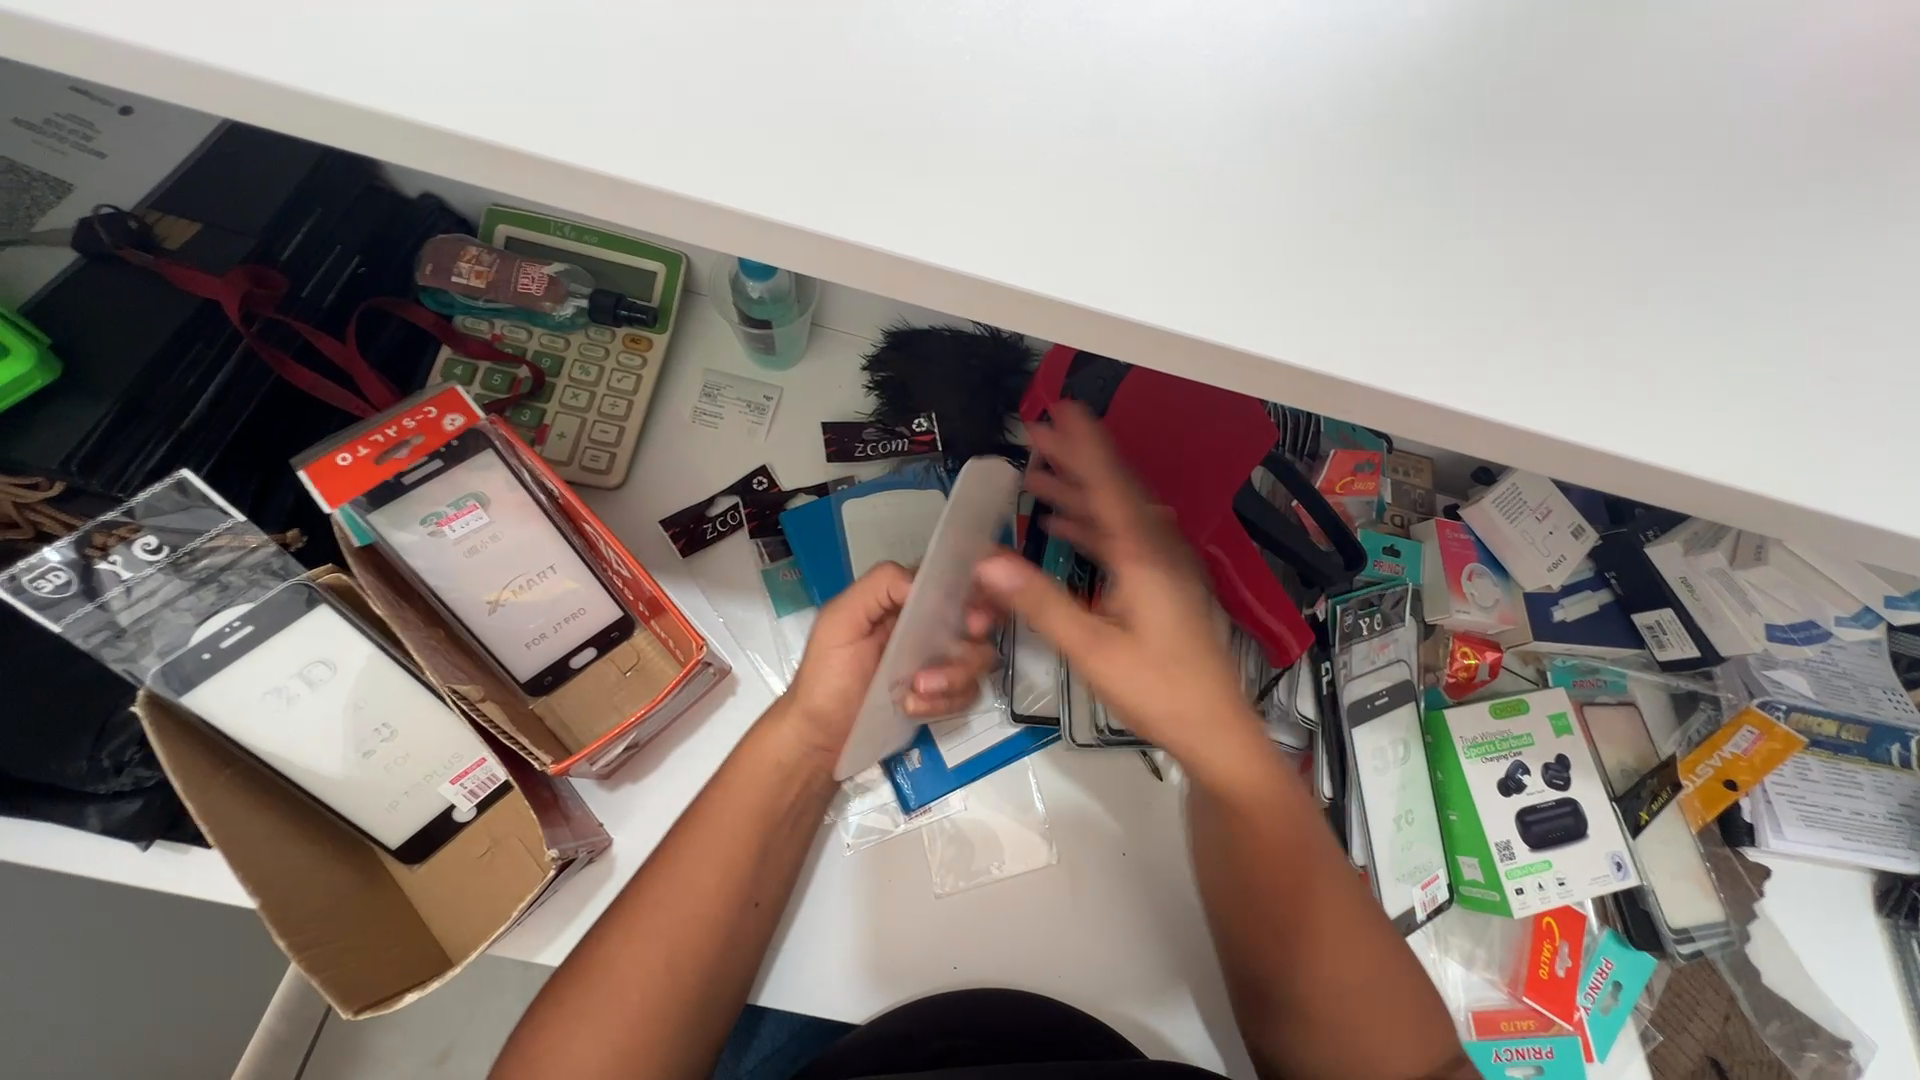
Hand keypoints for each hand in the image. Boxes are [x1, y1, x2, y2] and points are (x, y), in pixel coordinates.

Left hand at [781, 561, 996, 763]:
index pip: (949, 585)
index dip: (969, 596)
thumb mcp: (840, 621)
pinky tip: (912, 708)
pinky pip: (968, 693)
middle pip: (976, 624)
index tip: (971, 617)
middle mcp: (926, 627)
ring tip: (915, 690)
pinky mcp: (942, 696)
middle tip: (949, 656)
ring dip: (953, 676)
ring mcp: (937, 662)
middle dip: (969, 644)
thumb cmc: (826, 675)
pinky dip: (945, 702)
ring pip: (978, 660)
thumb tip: (922, 582)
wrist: (821, 737)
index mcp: (903, 602)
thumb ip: (878, 587)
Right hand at [974, 401, 1259, 766]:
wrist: (1214, 729)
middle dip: (1074, 462)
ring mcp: (1164, 568)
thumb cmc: (1157, 690)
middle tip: (1036, 434)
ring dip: (1079, 494)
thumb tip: (987, 561)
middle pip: (1113, 492)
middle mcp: (1158, 550)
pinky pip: (1123, 541)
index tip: (1061, 411)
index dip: (1083, 446)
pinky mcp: (1163, 587)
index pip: (1109, 485)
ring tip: (1038, 475)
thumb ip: (1041, 602)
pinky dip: (1092, 528)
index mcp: (1143, 556)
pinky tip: (1063, 528)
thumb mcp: (1092, 649)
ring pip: (1117, 516)